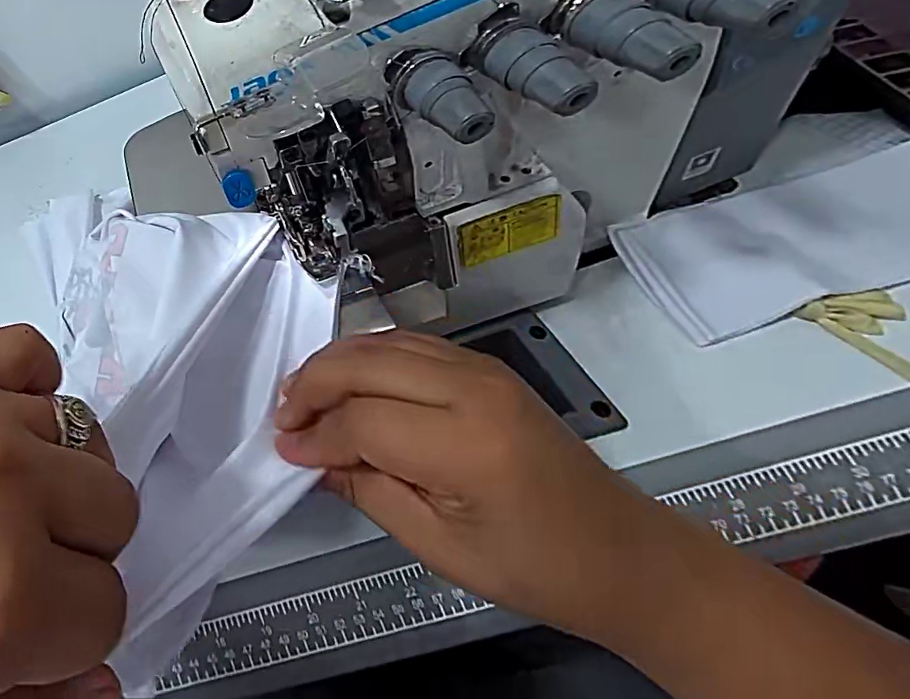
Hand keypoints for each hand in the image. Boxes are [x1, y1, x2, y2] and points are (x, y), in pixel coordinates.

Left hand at [0, 323, 138, 697]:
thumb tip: (98, 683)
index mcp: (6, 597)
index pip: (109, 611)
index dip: (69, 642)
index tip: (27, 650)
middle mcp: (6, 487)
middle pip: (111, 508)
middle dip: (73, 558)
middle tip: (11, 584)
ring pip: (82, 433)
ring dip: (55, 479)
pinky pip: (25, 351)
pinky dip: (27, 386)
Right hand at [273, 331, 711, 646]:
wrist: (624, 553)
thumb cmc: (540, 567)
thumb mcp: (441, 548)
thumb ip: (369, 491)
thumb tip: (314, 459)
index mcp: (469, 445)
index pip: (363, 418)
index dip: (317, 433)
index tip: (287, 450)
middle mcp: (474, 389)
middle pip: (365, 363)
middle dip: (313, 384)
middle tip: (285, 416)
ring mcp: (481, 368)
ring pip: (381, 342)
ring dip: (334, 363)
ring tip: (302, 394)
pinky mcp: (482, 365)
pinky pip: (407, 342)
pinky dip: (365, 355)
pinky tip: (346, 377)